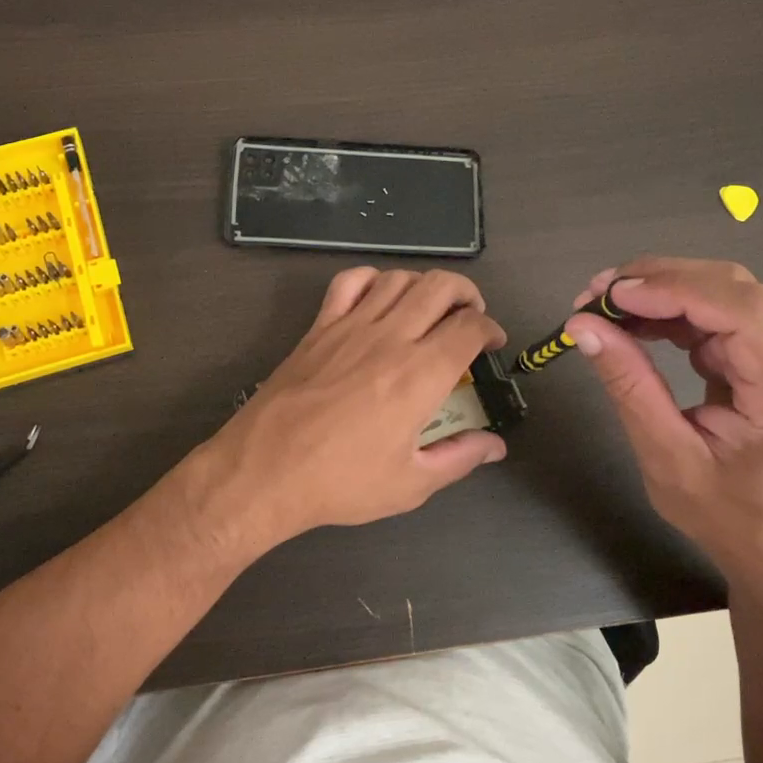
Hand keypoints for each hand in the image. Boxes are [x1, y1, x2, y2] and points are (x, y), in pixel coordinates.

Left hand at [201, 267, 508, 543]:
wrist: (267, 468)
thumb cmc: (341, 481)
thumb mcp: (411, 484)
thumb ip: (459, 458)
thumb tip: (495, 444)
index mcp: (420, 375)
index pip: (469, 326)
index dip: (490, 328)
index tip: (492, 344)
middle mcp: (390, 338)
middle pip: (440, 287)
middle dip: (466, 294)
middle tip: (468, 318)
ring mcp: (350, 327)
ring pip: (398, 279)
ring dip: (423, 285)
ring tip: (429, 308)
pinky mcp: (319, 327)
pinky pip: (349, 282)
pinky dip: (372, 279)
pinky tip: (379, 299)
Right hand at [563, 258, 762, 585]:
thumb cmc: (728, 518)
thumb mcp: (667, 457)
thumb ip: (629, 387)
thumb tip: (582, 326)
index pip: (741, 311)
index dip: (675, 289)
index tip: (610, 296)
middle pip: (735, 290)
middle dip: (663, 280)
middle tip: (596, 294)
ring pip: (724, 295)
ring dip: (663, 291)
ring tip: (604, 306)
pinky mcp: (761, 363)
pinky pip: (717, 318)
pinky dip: (671, 313)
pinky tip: (633, 325)